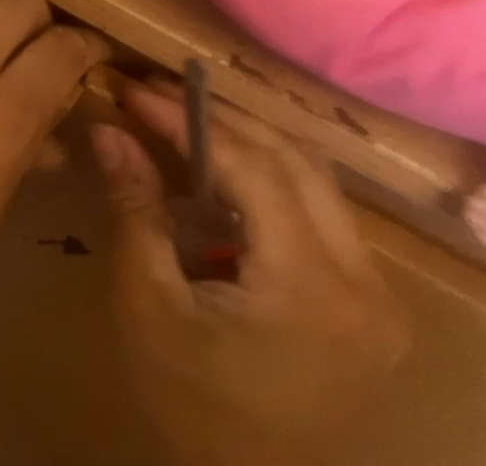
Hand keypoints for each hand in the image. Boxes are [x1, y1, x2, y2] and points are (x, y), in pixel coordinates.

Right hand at [94, 84, 409, 464]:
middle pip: (299, 165)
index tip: (133, 89)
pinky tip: (214, 184)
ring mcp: (377, 295)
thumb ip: (135, 210)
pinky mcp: (368, 305)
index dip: (189, 119)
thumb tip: (107, 131)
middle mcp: (366, 282)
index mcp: (312, 285)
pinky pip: (318, 219)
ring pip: (317, 186)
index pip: (254, 167)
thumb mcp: (148, 302)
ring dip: (247, 147)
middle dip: (222, 119)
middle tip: (154, 95)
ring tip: (178, 127)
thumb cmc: (189, 396)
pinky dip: (265, 186)